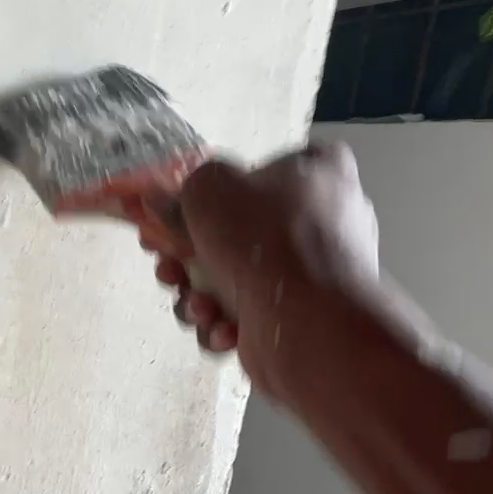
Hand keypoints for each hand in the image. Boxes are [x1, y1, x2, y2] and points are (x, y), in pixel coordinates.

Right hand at [144, 143, 380, 399]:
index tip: (189, 207)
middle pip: (240, 229)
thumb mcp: (207, 187)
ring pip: (237, 278)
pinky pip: (251, 314)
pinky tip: (222, 329)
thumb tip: (166, 202)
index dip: (227, 184)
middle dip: (191, 256)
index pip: (273, 164)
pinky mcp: (306, 318)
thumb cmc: (263, 237)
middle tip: (169, 266)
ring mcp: (317, 273)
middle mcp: (326, 219)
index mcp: (318, 173)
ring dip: (202, 295)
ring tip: (196, 306)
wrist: (311, 320)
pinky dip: (227, 323)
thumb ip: (183, 189)